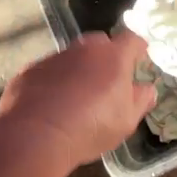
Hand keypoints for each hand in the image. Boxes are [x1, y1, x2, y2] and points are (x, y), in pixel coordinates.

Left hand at [0, 30, 156, 166]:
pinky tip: (50, 104)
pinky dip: (53, 82)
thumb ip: (140, 101)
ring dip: (78, 69)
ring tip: (76, 96)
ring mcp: (54, 58)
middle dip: (106, 55)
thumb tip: (147, 89)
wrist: (34, 137)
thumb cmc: (90, 128)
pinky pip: (48, 71)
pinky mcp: (29, 71)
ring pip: (72, 56)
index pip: (132, 39)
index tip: (140, 57)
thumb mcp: (126, 121)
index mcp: (113, 58)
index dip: (137, 47)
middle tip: (107, 78)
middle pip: (100, 42)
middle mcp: (84, 50)